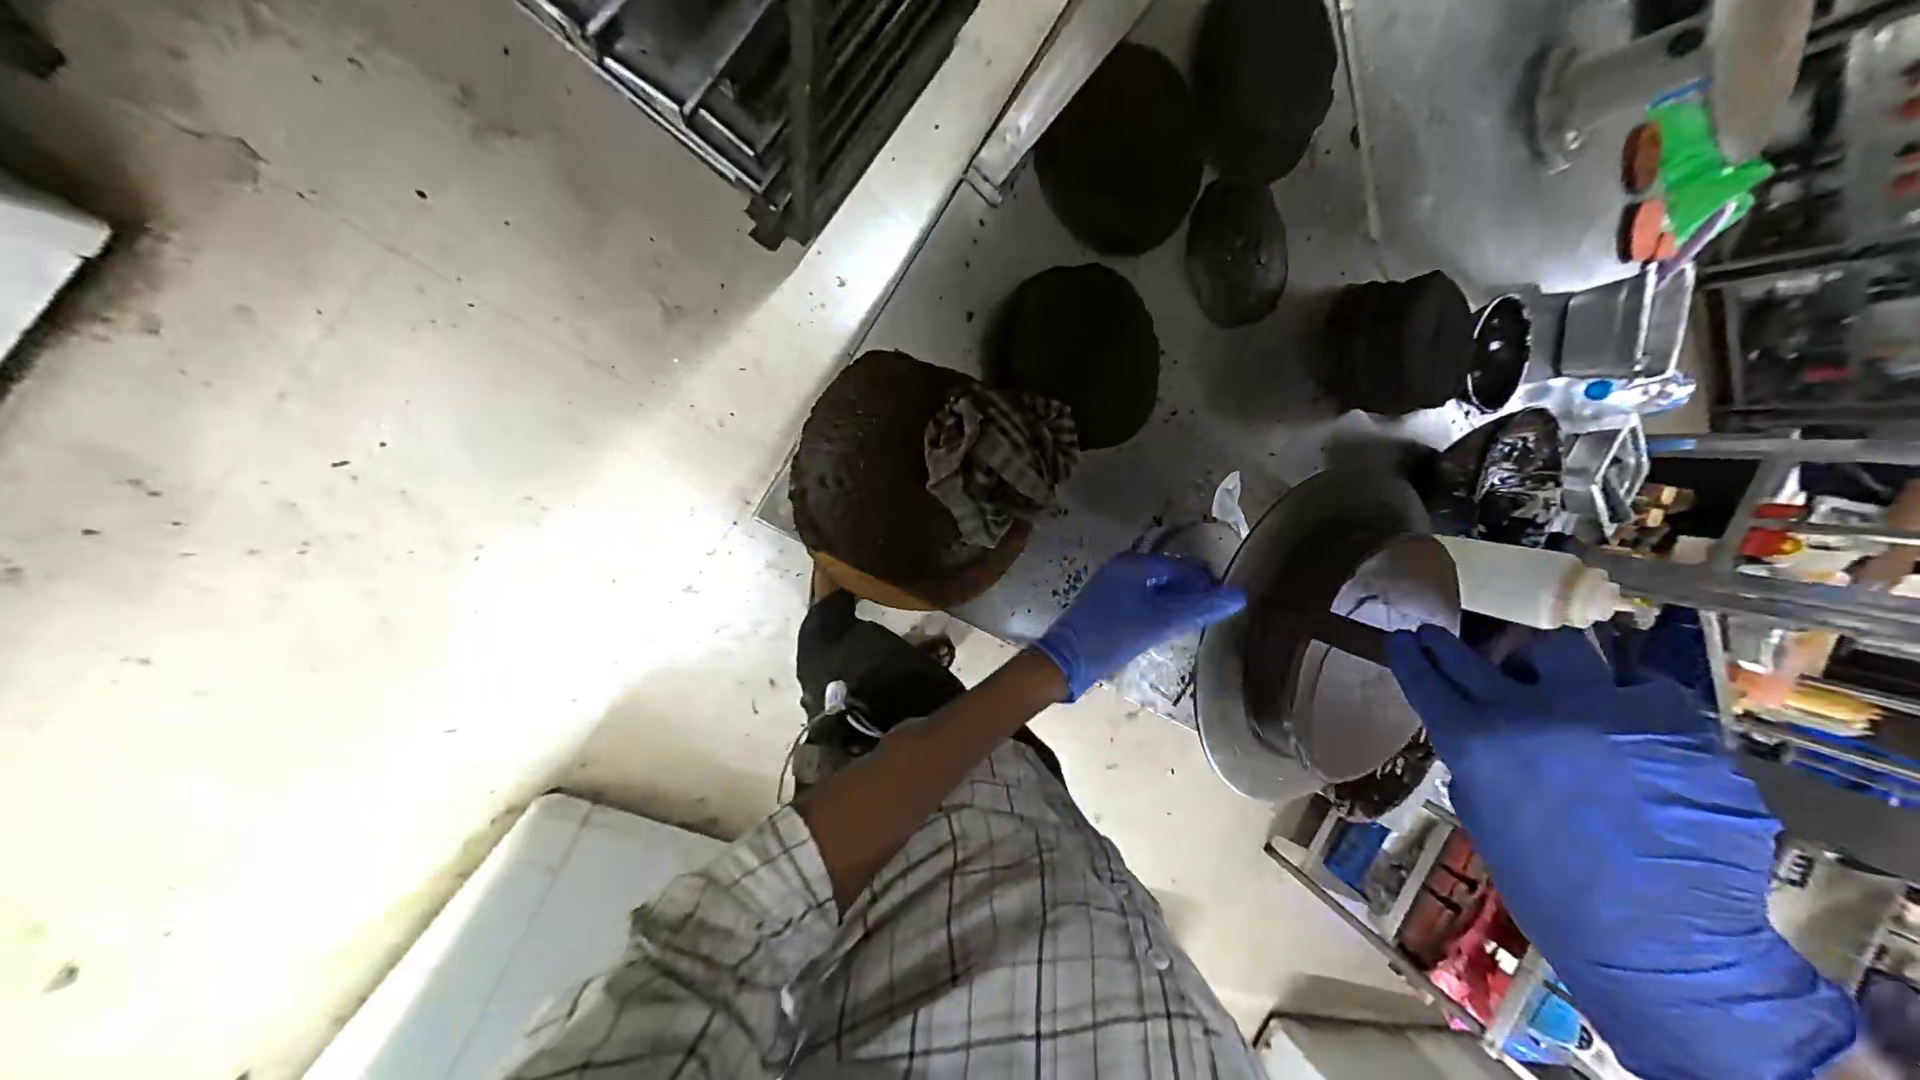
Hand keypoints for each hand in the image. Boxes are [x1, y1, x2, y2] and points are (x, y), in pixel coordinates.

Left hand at [1035, 552, 1245, 700]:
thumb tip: (1240, 596)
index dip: (1206, 582)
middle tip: (1212, 613)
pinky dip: (1157, 606)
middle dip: (1191, 589)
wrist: (1065, 660)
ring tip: (1194, 620)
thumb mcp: (1160, 623)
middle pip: (1167, 573)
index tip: (1225, 603)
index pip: (1181, 565)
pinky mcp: (1104, 602)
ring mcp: (1110, 584)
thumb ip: (1199, 608)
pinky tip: (1167, 625)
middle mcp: (1121, 566)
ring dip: (1175, 599)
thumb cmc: (1113, 636)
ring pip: (1154, 586)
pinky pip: (1140, 597)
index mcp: (1133, 563)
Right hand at [1388, 626, 1856, 1079]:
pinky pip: (1643, 684)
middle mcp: (1529, 711)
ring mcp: (1602, 709)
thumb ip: (1478, 760)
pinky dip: (1629, 697)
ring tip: (1556, 681)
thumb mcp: (1483, 812)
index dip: (1409, 655)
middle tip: (1440, 639)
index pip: (1426, 679)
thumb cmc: (1548, 887)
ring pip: (1562, 646)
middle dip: (1450, 647)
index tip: (1403, 638)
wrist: (1659, 936)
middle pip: (1476, 656)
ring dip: (1548, 663)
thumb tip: (1485, 730)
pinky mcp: (1673, 720)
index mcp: (1474, 741)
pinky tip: (1630, 720)